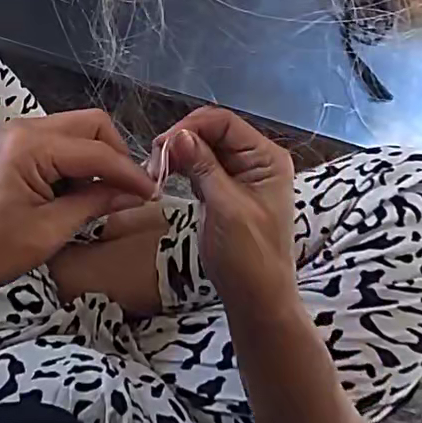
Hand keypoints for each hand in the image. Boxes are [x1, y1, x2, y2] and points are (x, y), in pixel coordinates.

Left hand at [0, 110, 154, 309]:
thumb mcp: (49, 231)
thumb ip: (95, 203)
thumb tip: (135, 193)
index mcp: (31, 144)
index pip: (97, 151)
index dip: (129, 173)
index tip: (154, 194)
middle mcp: (25, 128)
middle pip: (91, 125)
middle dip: (116, 156)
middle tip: (128, 192)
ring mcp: (17, 136)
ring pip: (77, 133)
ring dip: (97, 160)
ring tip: (105, 197)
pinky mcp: (14, 149)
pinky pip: (59, 145)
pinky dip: (77, 164)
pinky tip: (80, 193)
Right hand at [156, 107, 298, 313]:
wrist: (256, 299)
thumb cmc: (250, 256)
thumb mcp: (227, 208)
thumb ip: (204, 168)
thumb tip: (179, 135)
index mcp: (266, 157)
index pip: (226, 123)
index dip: (193, 126)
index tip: (164, 144)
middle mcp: (254, 159)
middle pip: (212, 131)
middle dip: (182, 139)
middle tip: (155, 160)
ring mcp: (238, 174)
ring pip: (202, 147)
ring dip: (178, 153)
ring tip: (156, 170)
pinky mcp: (221, 188)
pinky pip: (198, 166)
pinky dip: (180, 168)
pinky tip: (165, 177)